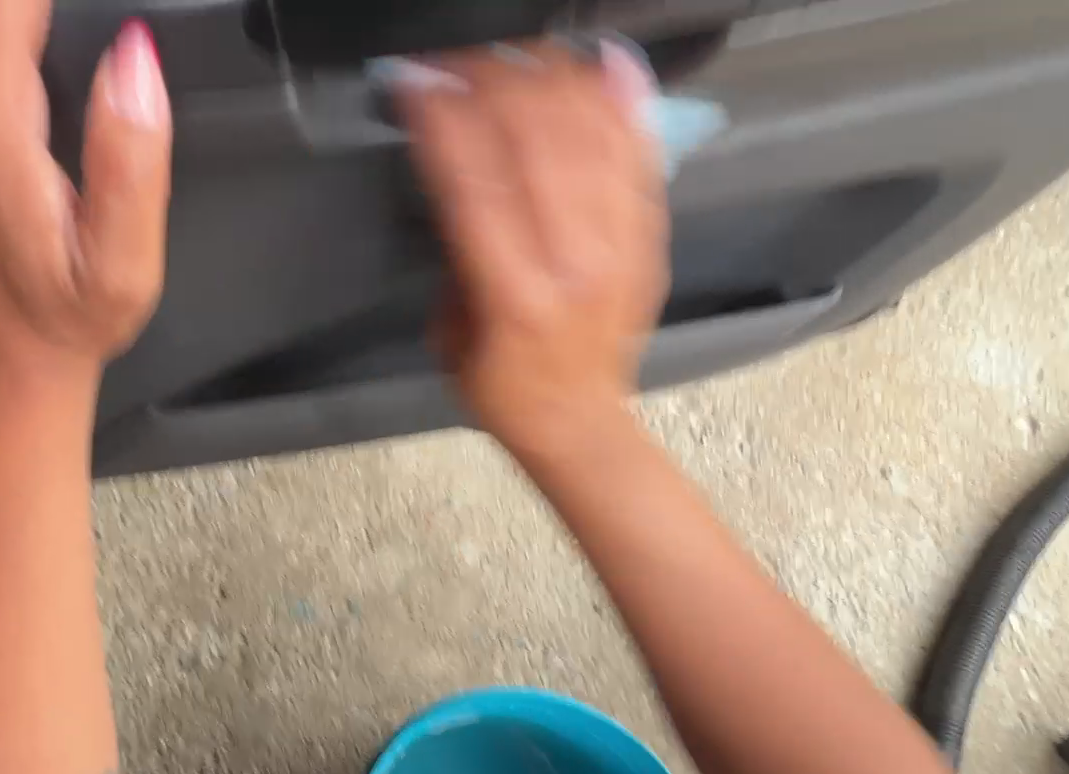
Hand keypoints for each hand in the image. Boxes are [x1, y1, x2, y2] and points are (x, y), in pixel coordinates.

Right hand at [397, 41, 665, 455]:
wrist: (579, 423)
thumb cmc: (501, 392)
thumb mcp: (450, 338)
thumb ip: (457, 260)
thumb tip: (463, 183)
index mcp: (512, 299)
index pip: (477, 189)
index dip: (446, 126)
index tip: (418, 84)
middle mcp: (573, 264)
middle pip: (539, 146)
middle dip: (494, 86)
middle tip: (460, 61)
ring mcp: (621, 247)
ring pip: (593, 137)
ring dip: (550, 80)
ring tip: (514, 55)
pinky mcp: (650, 238)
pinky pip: (640, 154)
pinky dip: (621, 99)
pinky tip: (596, 60)